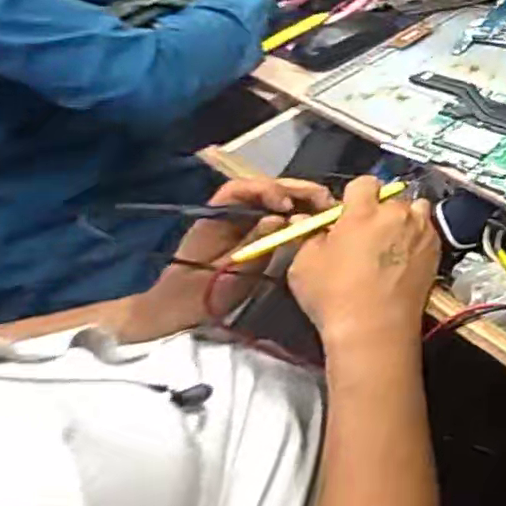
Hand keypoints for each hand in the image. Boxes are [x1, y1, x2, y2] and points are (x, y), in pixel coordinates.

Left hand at [128, 178, 338, 338]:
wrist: (177, 318)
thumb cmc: (197, 296)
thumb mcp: (229, 271)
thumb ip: (255, 241)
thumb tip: (282, 217)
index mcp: (217, 219)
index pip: (243, 188)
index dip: (269, 190)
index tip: (288, 206)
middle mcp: (234, 214)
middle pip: (270, 189)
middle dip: (300, 192)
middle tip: (325, 203)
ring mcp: (248, 222)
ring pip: (282, 198)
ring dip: (307, 200)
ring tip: (328, 211)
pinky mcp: (261, 233)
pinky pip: (286, 214)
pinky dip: (305, 212)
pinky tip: (320, 220)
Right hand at [287, 177, 438, 356]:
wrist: (376, 322)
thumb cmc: (334, 294)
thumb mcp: (304, 264)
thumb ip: (311, 235)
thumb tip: (310, 221)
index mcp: (364, 212)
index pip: (364, 183)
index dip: (355, 195)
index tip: (348, 211)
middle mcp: (398, 213)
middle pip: (391, 198)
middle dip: (379, 210)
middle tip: (365, 233)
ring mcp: (422, 227)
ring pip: (415, 209)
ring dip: (403, 218)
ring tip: (389, 241)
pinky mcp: (437, 244)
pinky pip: (427, 228)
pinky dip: (417, 235)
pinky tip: (404, 255)